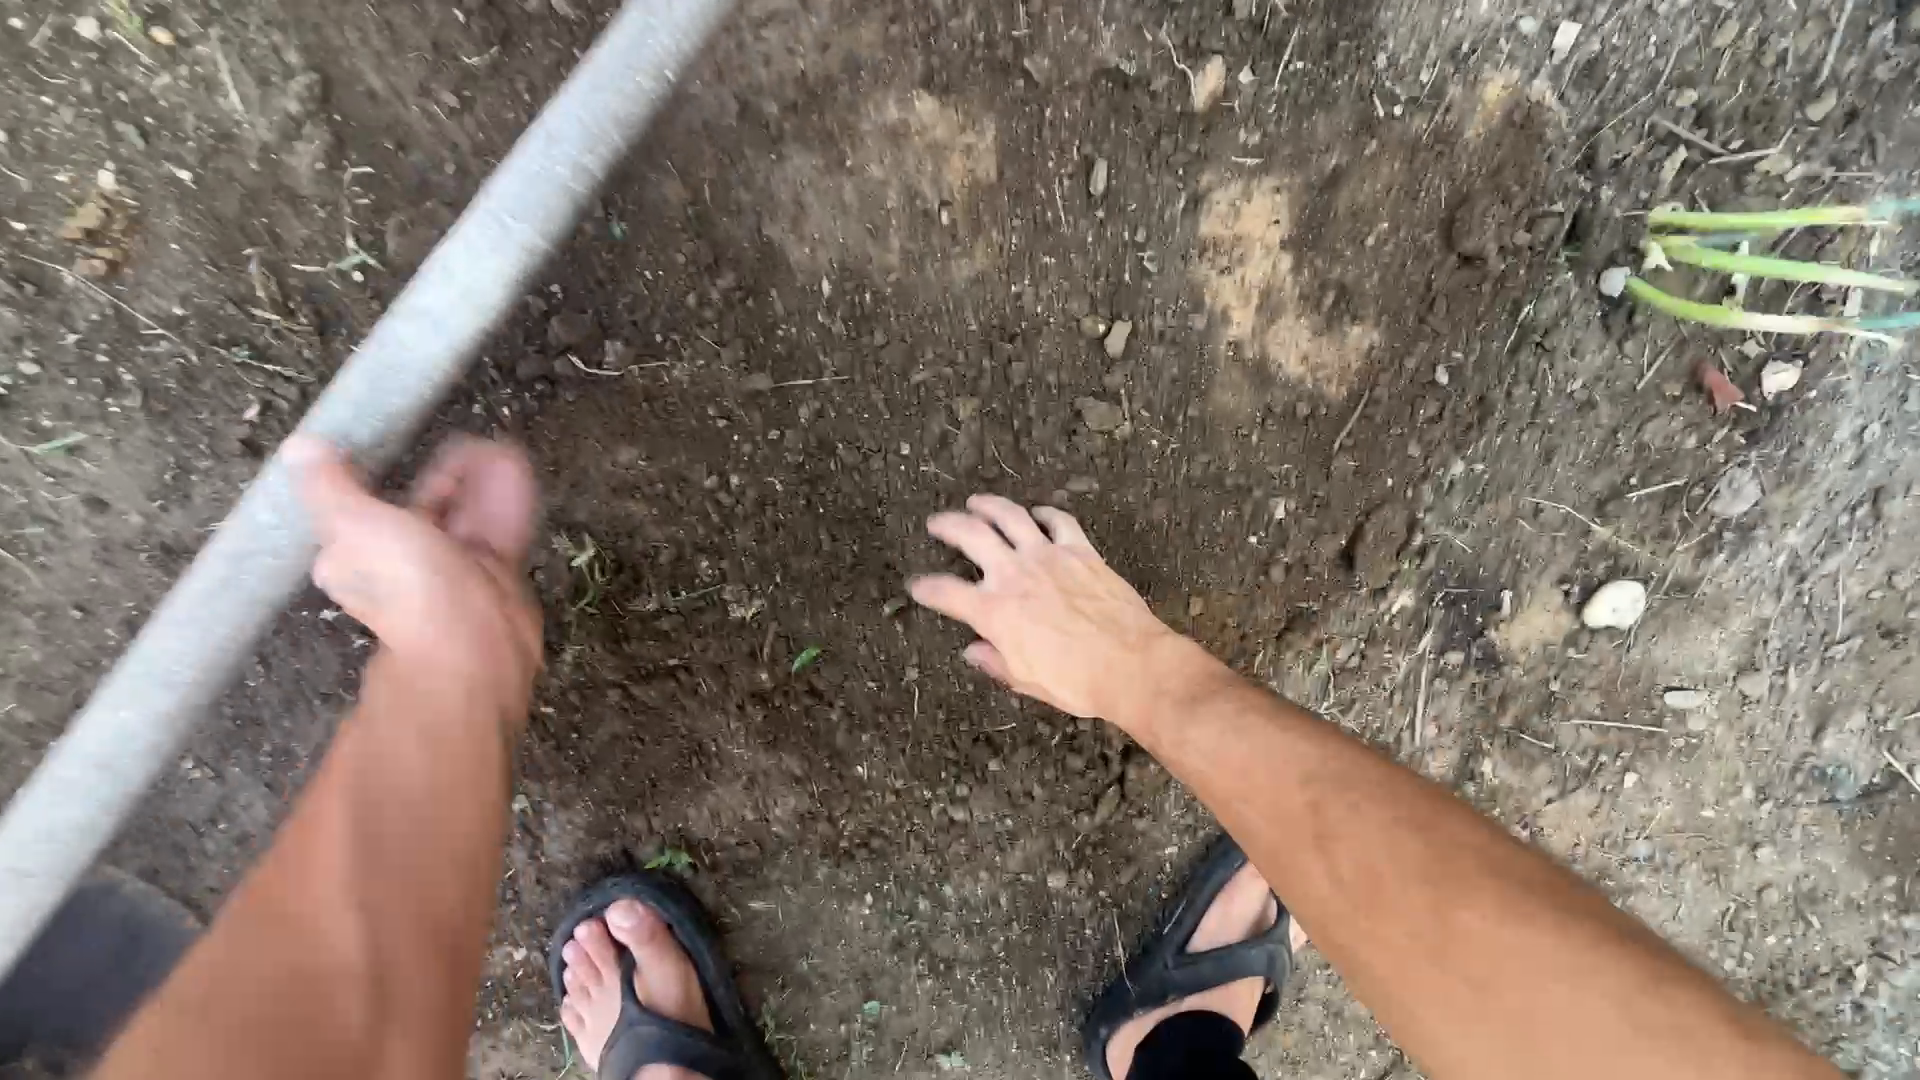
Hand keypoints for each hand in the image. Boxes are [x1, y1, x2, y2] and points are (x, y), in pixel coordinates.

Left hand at [284, 435, 543, 715]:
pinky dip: (508, 503)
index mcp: (358, 555)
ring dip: (483, 485)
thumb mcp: (352, 523)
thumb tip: (301, 448)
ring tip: (499, 453)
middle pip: (427, 509)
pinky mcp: (495, 570)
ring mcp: (454, 567)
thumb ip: (329, 485)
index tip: (408, 445)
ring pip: (467, 516)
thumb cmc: (408, 581)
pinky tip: (517, 475)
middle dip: (450, 478)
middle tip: (472, 449)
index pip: (368, 507)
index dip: (387, 474)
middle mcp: (404, 562)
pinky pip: (500, 529)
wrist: (474, 634)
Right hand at [910, 495, 1199, 720]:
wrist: (1131, 665)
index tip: (918, 586)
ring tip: (977, 502)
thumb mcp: (1026, 680)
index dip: (926, 588)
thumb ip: (995, 661)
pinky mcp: (1081, 551)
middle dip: (948, 525)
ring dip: (990, 505)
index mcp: (995, 612)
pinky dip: (1045, 513)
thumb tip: (973, 652)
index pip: (946, 592)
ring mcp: (1049, 557)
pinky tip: (1038, 512)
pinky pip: (1059, 521)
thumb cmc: (1078, 682)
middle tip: (937, 522)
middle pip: (971, 535)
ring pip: (1011, 516)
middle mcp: (1015, 575)